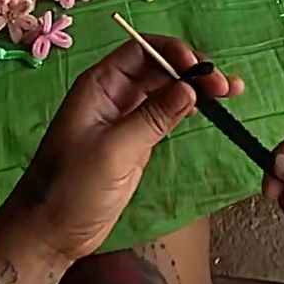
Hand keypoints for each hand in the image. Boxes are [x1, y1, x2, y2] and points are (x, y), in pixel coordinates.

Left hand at [1, 34, 242, 264]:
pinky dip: (191, 107)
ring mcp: (128, 116)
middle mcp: (115, 93)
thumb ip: (153, 117)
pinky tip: (211, 108)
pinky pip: (168, 112)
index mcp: (101, 84)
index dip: (173, 52)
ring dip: (198, 87)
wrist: (51, 233)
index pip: (141, 50)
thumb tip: (191, 88)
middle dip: (193, 70)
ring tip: (232, 91)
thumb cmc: (72, 188)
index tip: (200, 69)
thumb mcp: (113, 150)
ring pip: (168, 89)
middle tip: (226, 86)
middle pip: (160, 67)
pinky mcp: (138, 138)